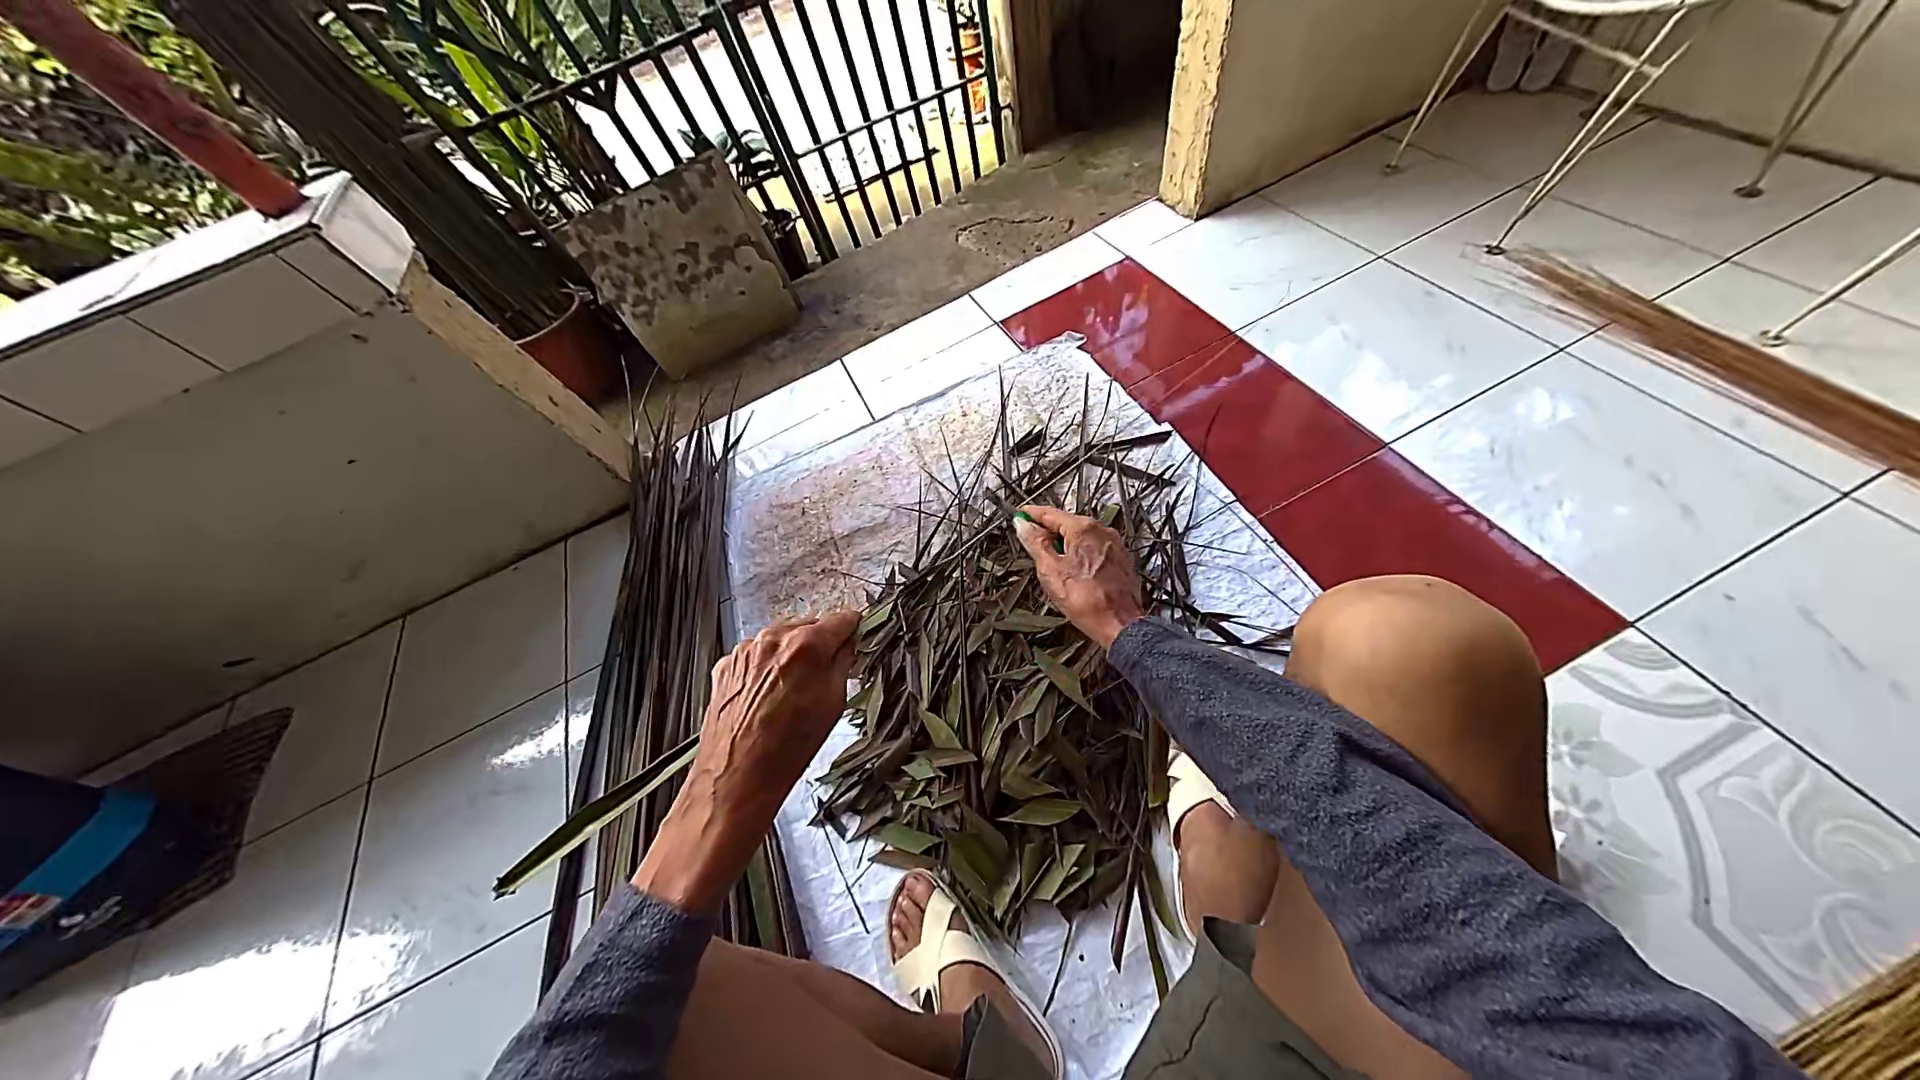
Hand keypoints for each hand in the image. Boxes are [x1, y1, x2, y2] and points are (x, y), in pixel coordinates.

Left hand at [633, 611, 858, 912]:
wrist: (737, 776)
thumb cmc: (787, 747)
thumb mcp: (834, 704)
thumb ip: (844, 664)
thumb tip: (848, 645)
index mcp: (806, 644)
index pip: (842, 619)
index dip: (854, 629)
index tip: (858, 638)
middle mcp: (773, 639)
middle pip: (810, 625)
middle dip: (822, 643)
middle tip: (828, 672)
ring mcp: (746, 651)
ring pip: (782, 638)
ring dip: (793, 653)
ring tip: (795, 689)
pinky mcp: (727, 665)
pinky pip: (757, 655)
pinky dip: (768, 666)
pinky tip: (771, 694)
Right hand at [1012, 504, 1145, 649]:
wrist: (1120, 624)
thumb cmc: (1088, 601)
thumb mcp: (1050, 570)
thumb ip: (1035, 543)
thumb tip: (1023, 525)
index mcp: (1083, 529)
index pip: (1050, 513)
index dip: (1031, 514)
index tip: (1021, 515)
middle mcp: (1102, 531)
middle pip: (1067, 523)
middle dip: (1048, 531)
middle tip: (1031, 540)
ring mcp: (1114, 545)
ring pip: (1082, 536)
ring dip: (1064, 543)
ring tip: (1051, 561)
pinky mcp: (1120, 560)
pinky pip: (1094, 548)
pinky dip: (1080, 553)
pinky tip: (1073, 570)